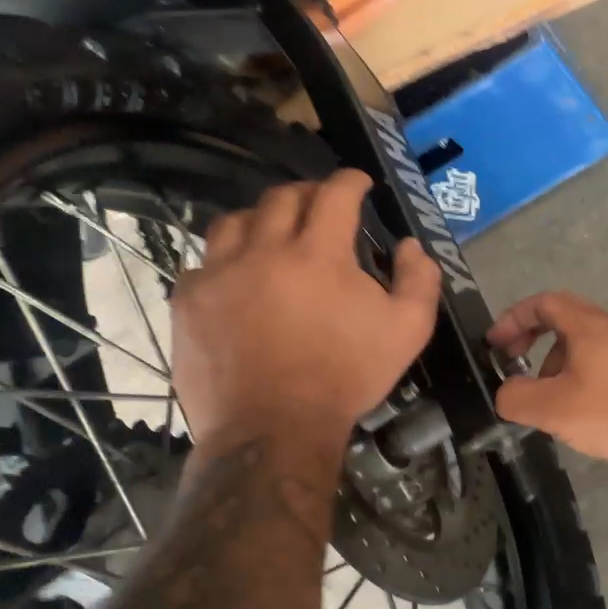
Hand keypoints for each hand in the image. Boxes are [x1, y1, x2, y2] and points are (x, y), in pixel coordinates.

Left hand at [170, 169, 441, 444]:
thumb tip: (409, 245)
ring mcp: (219, 276)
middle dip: (308, 193)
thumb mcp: (409, 329)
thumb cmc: (347, 375)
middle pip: (281, 198)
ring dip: (261, 218)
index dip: (351, 180)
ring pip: (234, 222)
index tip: (360, 182)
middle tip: (323, 205)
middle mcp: (265, 251)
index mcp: (320, 253)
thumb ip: (419, 278)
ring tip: (274, 233)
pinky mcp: (188, 303)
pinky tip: (239, 276)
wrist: (272, 429)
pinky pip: (201, 263)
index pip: (335, 193)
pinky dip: (224, 260)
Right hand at [488, 292, 607, 467]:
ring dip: (554, 359)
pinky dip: (575, 371)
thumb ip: (517, 396)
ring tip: (545, 396)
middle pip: (563, 316)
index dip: (514, 318)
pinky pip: (597, 357)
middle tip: (512, 363)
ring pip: (580, 340)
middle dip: (532, 336)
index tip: (495, 344)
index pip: (545, 302)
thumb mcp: (552, 408)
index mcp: (589, 326)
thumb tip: (507, 390)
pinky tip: (575, 406)